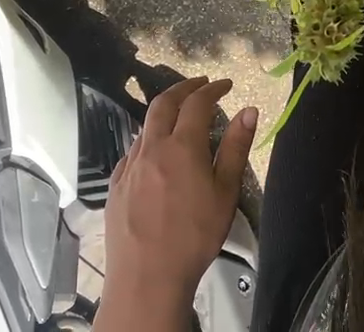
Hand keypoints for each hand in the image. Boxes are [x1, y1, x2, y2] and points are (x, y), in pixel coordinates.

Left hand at [97, 76, 256, 329]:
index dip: (213, 88)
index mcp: (182, 146)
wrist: (146, 280)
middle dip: (184, 88)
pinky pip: (132, 151)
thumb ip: (236, 148)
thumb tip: (249, 110)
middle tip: (201, 84)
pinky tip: (156, 153)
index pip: (197, 103)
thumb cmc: (194, 236)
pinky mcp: (115, 187)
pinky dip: (148, 138)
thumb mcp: (225, 192)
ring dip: (165, 112)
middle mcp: (152, 148)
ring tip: (181, 116)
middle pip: (163, 103)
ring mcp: (129, 167)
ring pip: (145, 126)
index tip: (227, 84)